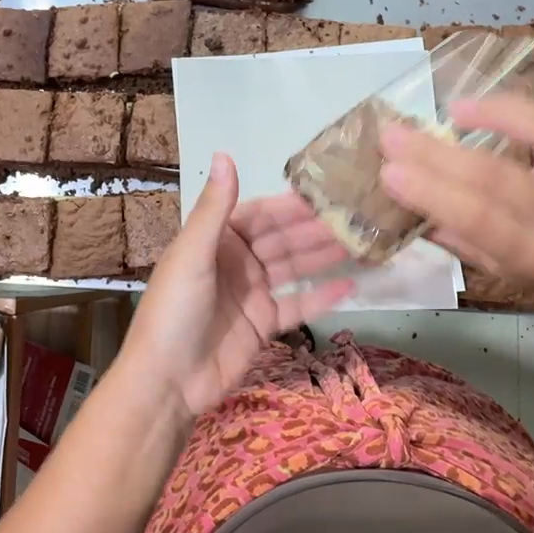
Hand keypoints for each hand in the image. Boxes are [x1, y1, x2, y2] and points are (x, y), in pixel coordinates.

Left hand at [121, 153, 354, 417]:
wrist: (168, 380)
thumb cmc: (174, 309)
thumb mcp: (192, 253)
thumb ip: (214, 207)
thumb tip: (224, 152)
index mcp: (216, 240)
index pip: (261, 214)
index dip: (292, 205)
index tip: (330, 192)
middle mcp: (236, 262)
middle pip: (282, 239)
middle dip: (316, 229)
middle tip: (360, 217)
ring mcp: (251, 294)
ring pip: (294, 268)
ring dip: (324, 256)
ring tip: (364, 244)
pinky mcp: (263, 325)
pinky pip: (298, 305)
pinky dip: (323, 296)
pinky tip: (351, 285)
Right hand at [376, 51, 533, 300]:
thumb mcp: (496, 269)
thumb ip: (455, 236)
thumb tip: (399, 195)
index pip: (479, 220)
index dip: (433, 194)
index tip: (388, 172)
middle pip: (503, 178)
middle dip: (440, 155)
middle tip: (394, 135)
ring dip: (506, 115)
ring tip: (457, 108)